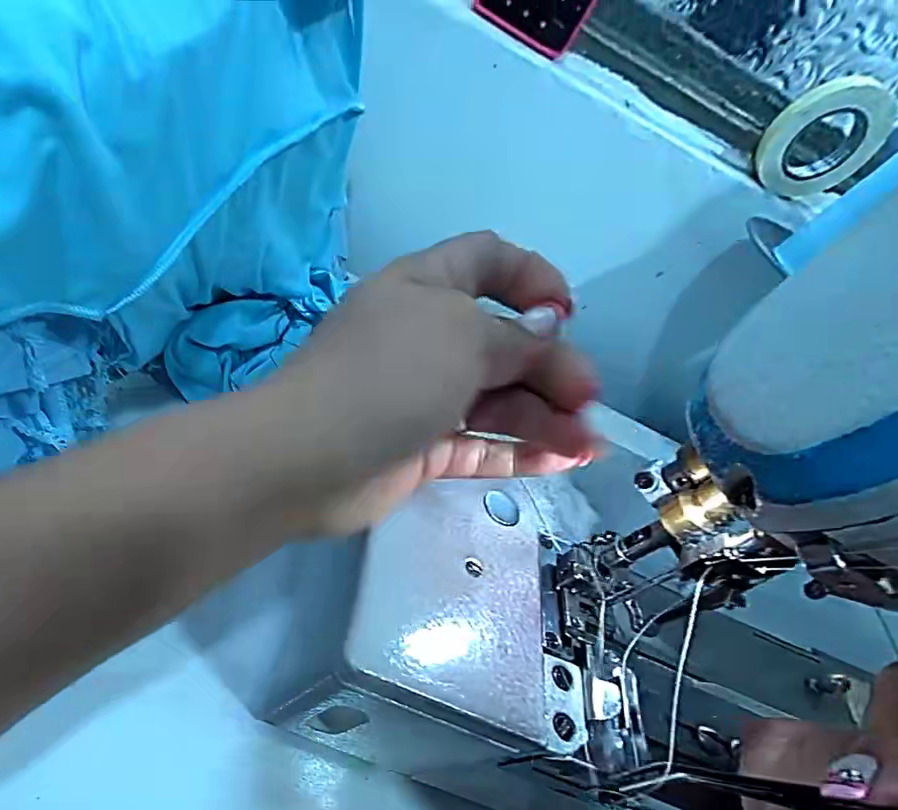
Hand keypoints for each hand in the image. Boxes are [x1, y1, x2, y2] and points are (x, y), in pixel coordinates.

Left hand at [259, 231, 600, 534]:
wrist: (307, 459)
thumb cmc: (387, 376)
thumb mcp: (461, 336)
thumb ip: (515, 337)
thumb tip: (548, 331)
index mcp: (423, 288)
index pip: (487, 261)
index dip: (533, 278)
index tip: (567, 314)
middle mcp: (421, 339)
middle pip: (501, 343)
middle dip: (551, 367)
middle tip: (588, 400)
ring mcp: (418, 399)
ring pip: (493, 402)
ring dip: (545, 419)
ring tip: (589, 445)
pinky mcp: (416, 451)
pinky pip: (476, 447)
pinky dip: (516, 452)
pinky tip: (561, 461)